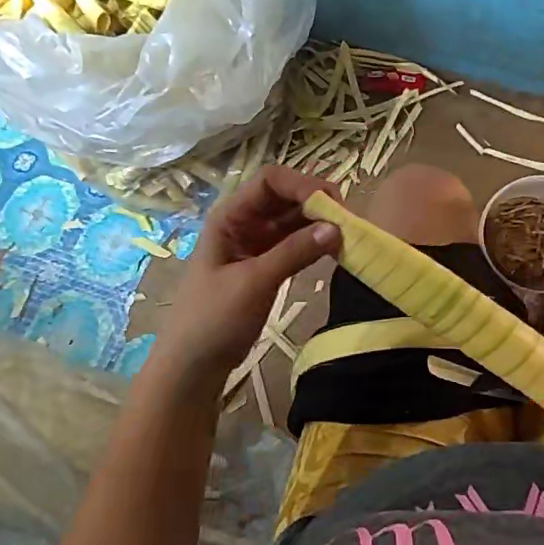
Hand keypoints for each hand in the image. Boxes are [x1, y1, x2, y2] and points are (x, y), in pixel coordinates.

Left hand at [150, 165, 340, 379]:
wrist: (194, 363)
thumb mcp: (254, 282)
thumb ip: (293, 253)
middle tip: (349, 222)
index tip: (334, 205)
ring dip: (319, 224)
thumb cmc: (214, 318)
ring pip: (293, 221)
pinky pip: (295, 244)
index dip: (303, 185)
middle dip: (317, 203)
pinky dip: (314, 244)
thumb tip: (336, 228)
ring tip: (348, 237)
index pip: (271, 181)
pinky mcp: (266, 265)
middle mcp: (243, 222)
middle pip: (285, 197)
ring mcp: (255, 244)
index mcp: (230, 216)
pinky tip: (335, 251)